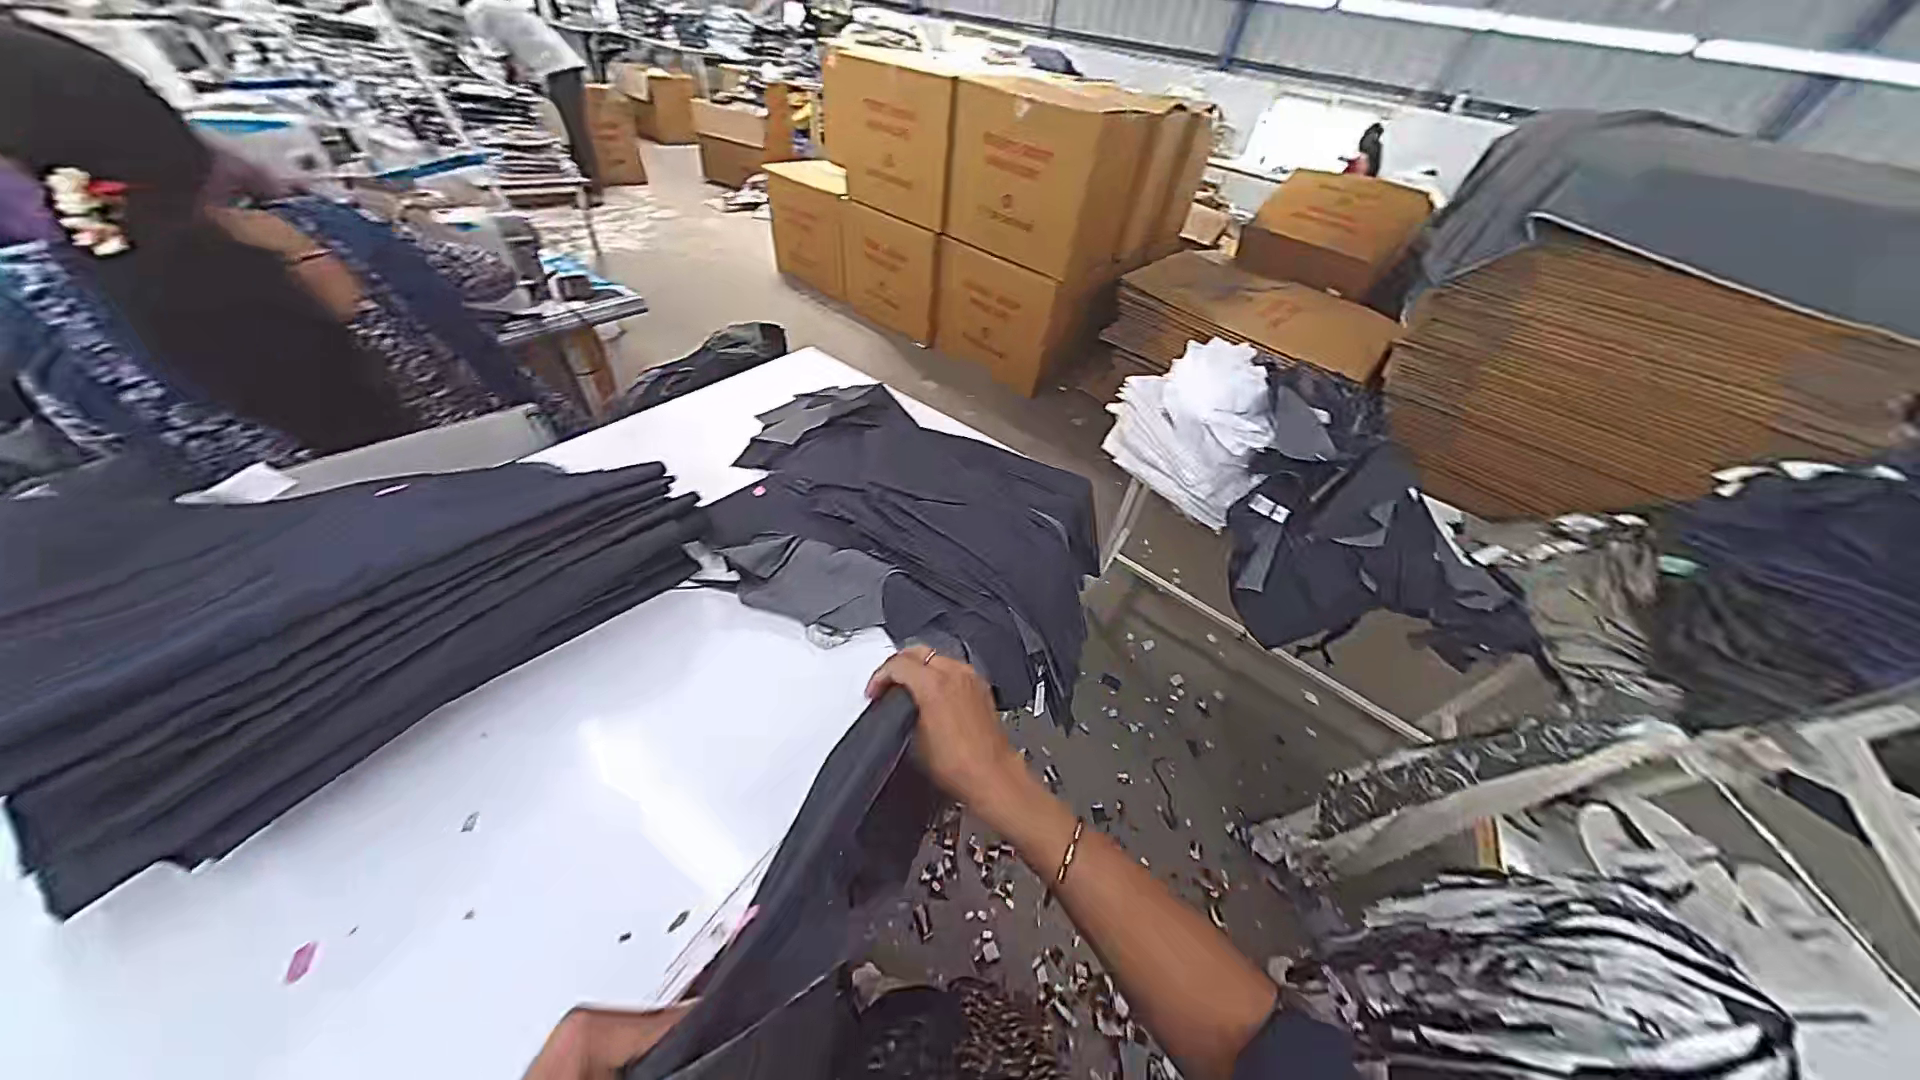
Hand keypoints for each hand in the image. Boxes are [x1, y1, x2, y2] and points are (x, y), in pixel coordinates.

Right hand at [866, 647, 1024, 810]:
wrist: (990, 774)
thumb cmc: (958, 764)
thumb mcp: (914, 738)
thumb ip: (903, 710)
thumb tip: (900, 705)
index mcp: (934, 684)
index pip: (898, 663)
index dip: (880, 676)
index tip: (875, 689)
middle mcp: (955, 674)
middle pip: (918, 652)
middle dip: (899, 665)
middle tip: (888, 683)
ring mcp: (970, 678)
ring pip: (937, 657)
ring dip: (920, 667)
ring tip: (909, 687)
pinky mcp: (981, 686)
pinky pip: (955, 669)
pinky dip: (940, 674)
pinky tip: (934, 692)